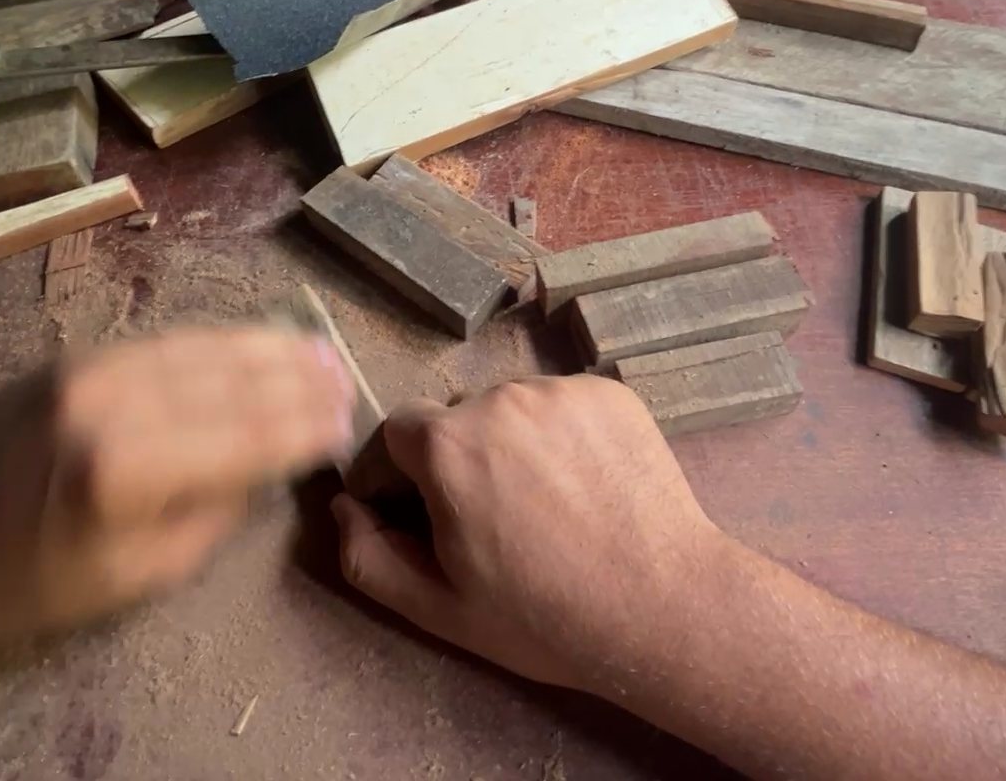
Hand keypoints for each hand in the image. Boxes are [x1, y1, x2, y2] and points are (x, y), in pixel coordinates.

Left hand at [0, 327, 354, 659]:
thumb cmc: (31, 583)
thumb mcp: (142, 575)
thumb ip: (217, 510)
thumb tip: (271, 459)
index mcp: (126, 470)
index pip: (245, 437)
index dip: (302, 428)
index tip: (343, 423)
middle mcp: (113, 402)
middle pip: (233, 381)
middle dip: (298, 381)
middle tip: (345, 378)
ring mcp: (93, 366)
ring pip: (208, 346)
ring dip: (271, 349)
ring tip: (319, 350)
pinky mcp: (79, 353)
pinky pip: (172, 339)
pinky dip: (224, 340)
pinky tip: (258, 340)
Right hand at [330, 376, 727, 694]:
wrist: (663, 605)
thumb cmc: (545, 615)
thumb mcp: (440, 607)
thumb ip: (369, 557)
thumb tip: (342, 505)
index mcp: (448, 445)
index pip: (402, 429)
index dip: (412, 470)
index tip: (441, 507)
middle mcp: (499, 399)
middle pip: (461, 416)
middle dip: (467, 455)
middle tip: (505, 513)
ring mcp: (559, 389)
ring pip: (514, 406)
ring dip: (518, 440)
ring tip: (553, 498)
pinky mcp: (607, 391)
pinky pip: (565, 402)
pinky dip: (567, 431)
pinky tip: (589, 479)